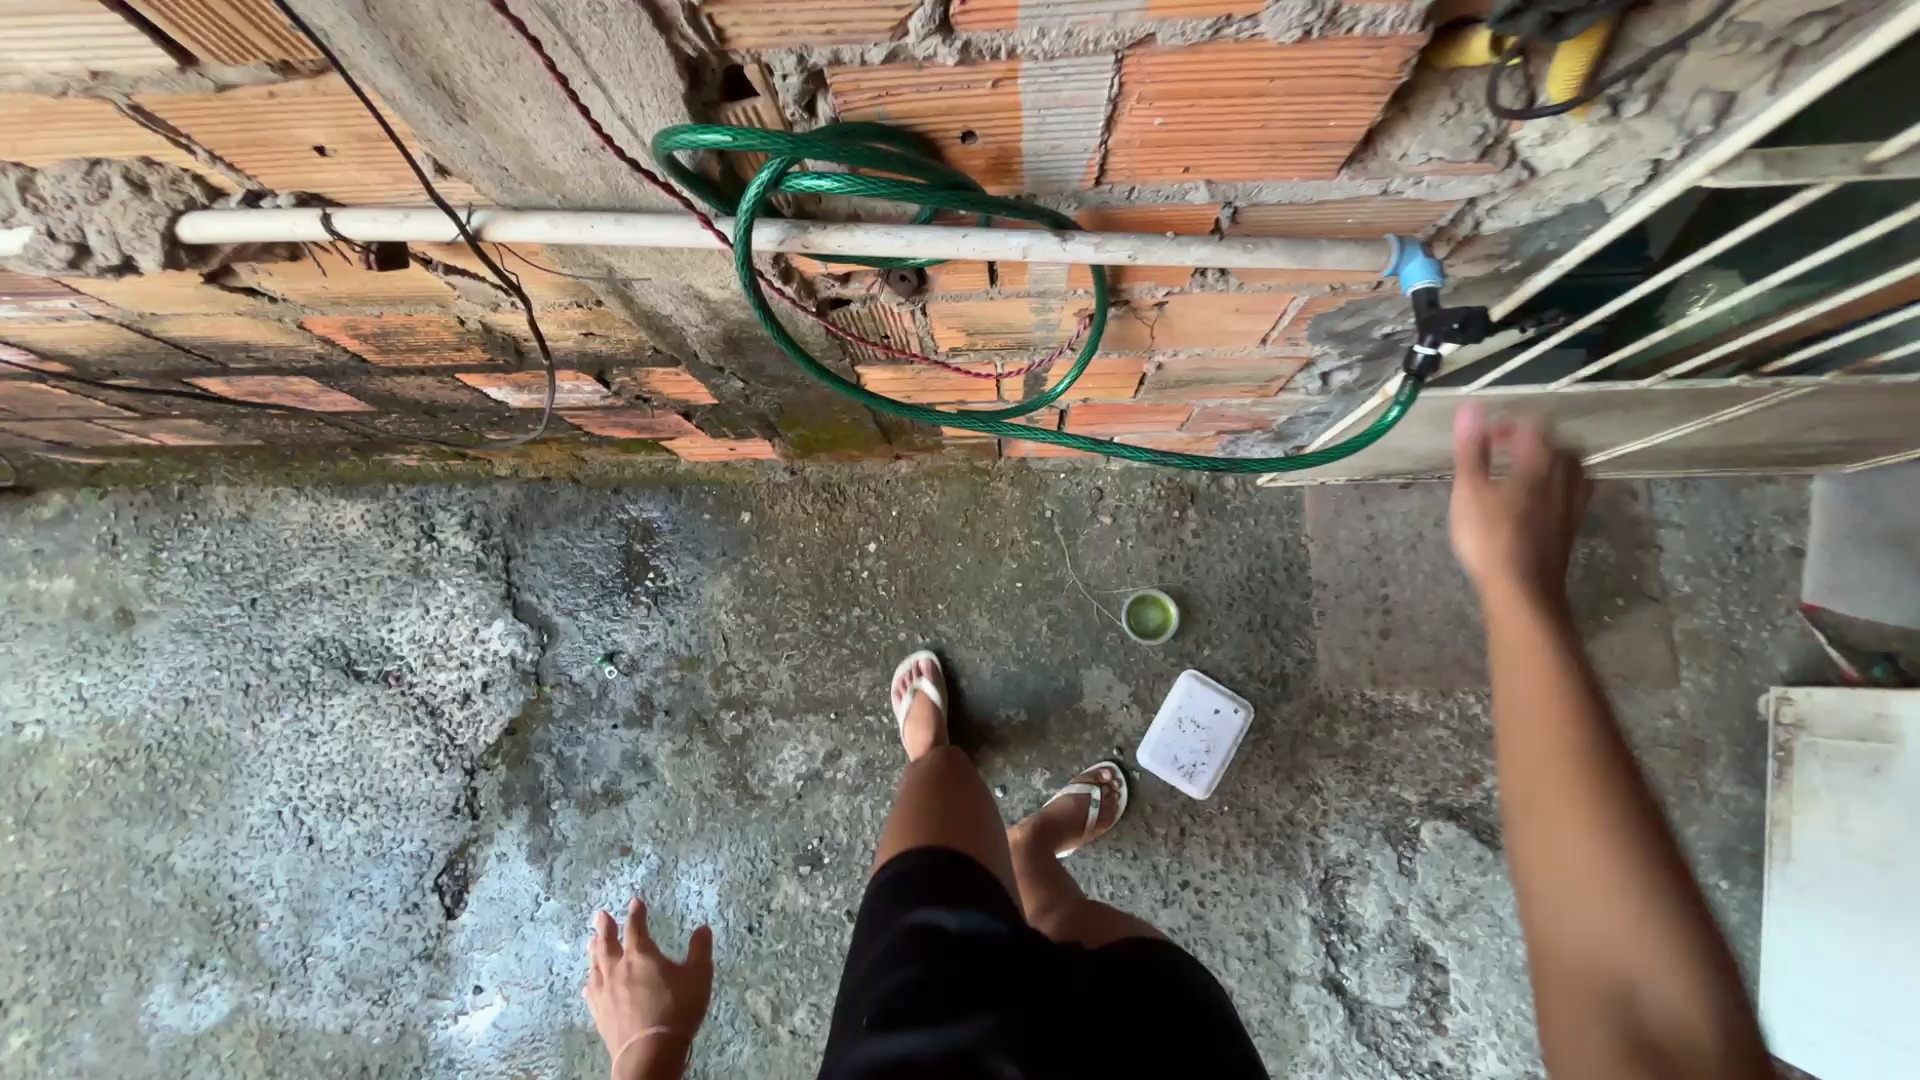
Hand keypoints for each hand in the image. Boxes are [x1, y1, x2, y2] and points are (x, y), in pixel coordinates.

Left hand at [583, 898, 713, 1079]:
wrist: (649, 1053)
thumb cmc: (677, 1009)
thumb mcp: (698, 975)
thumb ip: (700, 950)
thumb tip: (702, 928)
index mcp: (641, 955)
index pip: (635, 927)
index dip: (635, 913)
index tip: (634, 901)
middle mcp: (618, 970)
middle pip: (607, 944)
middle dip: (604, 927)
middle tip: (599, 915)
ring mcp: (605, 993)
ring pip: (595, 966)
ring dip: (593, 951)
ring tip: (590, 942)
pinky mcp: (600, 1014)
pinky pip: (591, 994)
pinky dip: (589, 984)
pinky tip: (587, 984)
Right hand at [1449, 403, 1590, 603]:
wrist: (1522, 587)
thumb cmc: (1489, 537)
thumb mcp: (1469, 491)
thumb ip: (1472, 449)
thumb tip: (1470, 408)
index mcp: (1539, 462)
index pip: (1533, 426)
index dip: (1508, 423)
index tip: (1483, 434)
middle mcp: (1564, 476)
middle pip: (1558, 444)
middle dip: (1532, 440)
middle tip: (1502, 448)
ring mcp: (1573, 501)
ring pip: (1571, 467)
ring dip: (1549, 460)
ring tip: (1523, 468)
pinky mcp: (1573, 523)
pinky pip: (1573, 490)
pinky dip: (1557, 483)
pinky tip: (1540, 496)